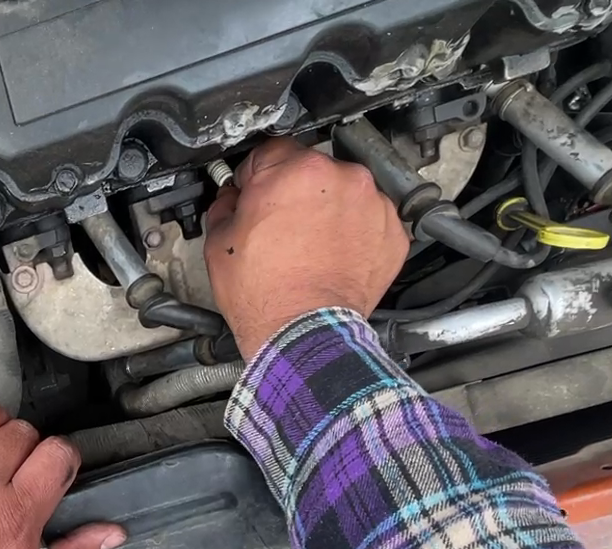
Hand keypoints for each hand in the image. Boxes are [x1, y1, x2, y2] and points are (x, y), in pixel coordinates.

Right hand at [204, 138, 407, 353]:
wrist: (302, 333)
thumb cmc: (263, 295)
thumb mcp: (219, 247)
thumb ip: (224, 209)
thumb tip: (230, 200)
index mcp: (293, 171)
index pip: (269, 152)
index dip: (254, 175)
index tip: (251, 193)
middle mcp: (340, 176)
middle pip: (310, 170)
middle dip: (293, 194)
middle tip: (279, 230)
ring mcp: (372, 202)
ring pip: (342, 194)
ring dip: (327, 212)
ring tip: (308, 249)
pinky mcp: (392, 231)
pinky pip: (369, 221)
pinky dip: (353, 235)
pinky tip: (331, 258)